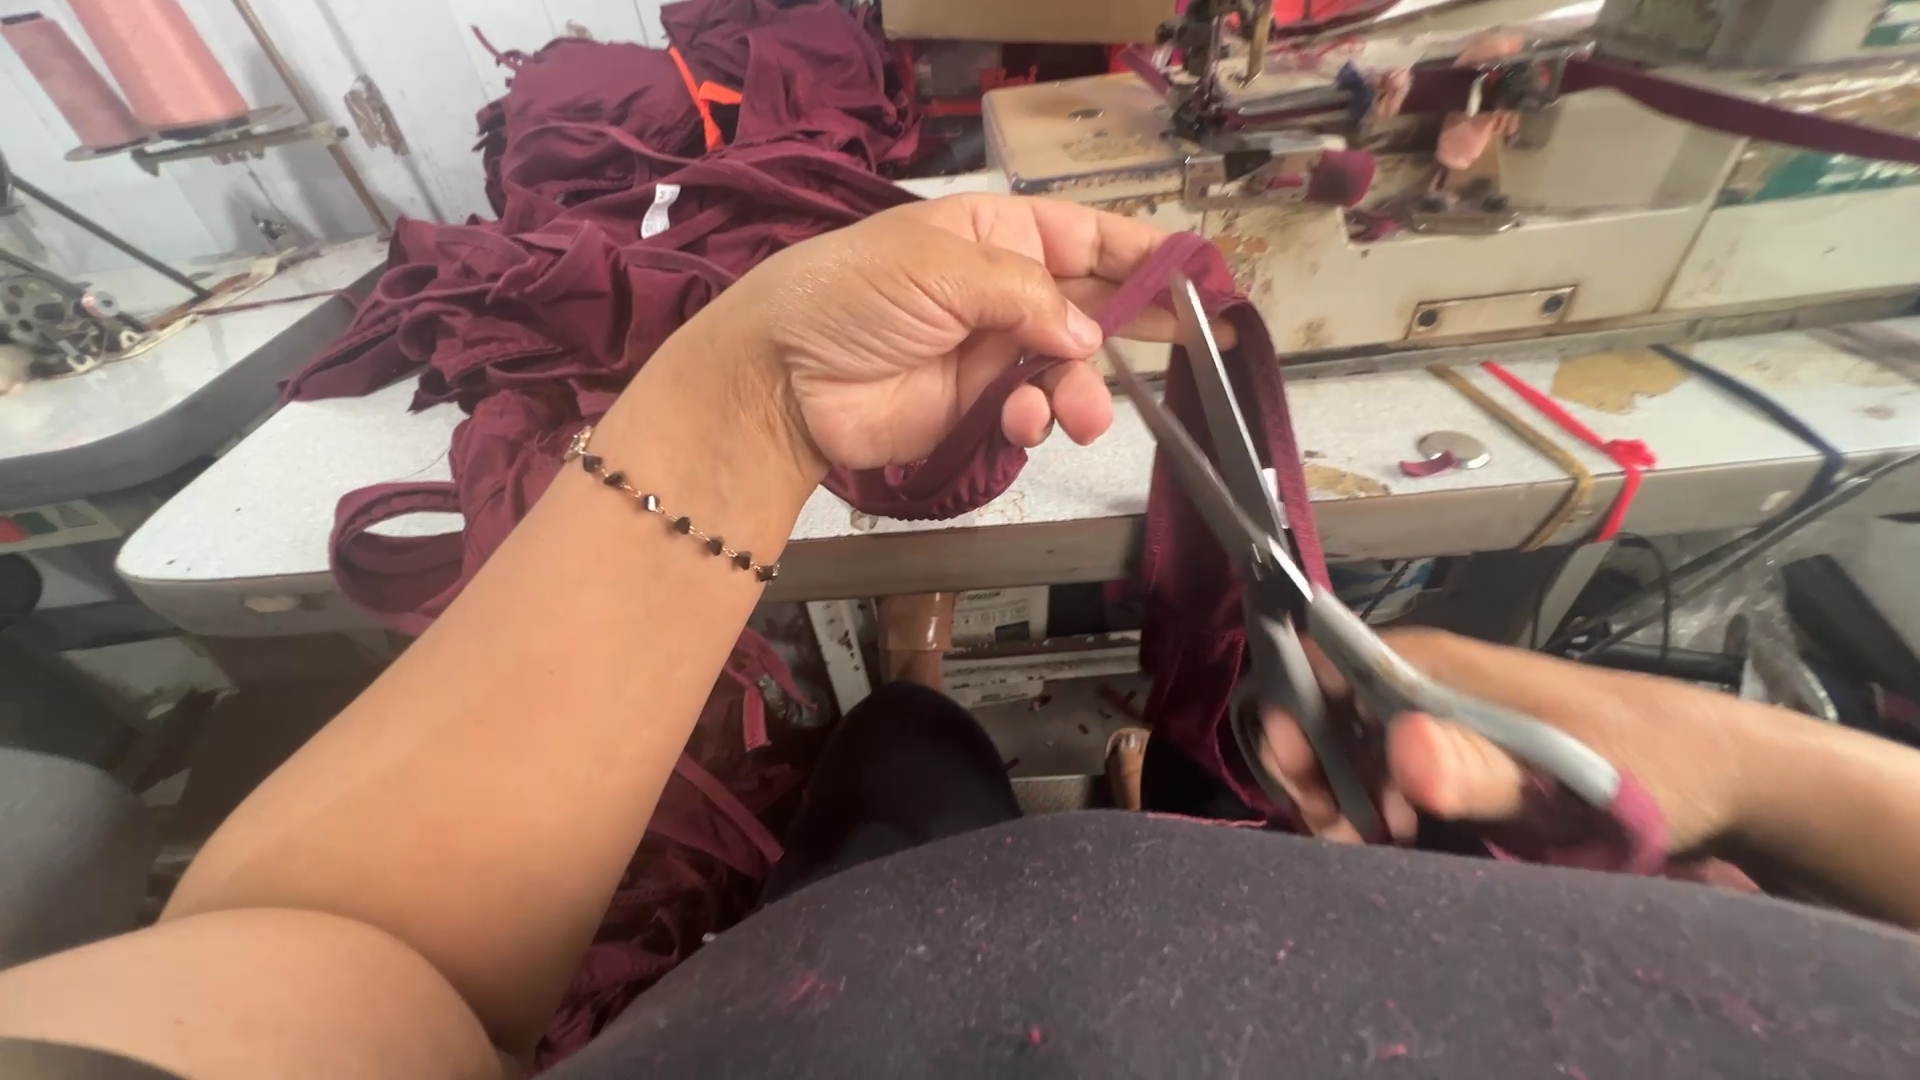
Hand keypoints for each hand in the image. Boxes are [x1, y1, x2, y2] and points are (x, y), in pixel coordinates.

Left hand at [683, 194, 1202, 477]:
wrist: (787, 378)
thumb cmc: (853, 294)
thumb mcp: (939, 266)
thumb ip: (1025, 295)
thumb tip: (1088, 337)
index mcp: (996, 236)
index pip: (1086, 238)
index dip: (1143, 256)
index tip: (1199, 275)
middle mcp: (1004, 292)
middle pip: (1090, 306)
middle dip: (1139, 325)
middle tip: (1197, 341)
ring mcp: (993, 353)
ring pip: (1068, 370)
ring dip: (1084, 392)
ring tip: (1084, 415)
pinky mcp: (978, 408)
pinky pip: (1031, 412)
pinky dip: (1036, 420)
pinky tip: (1022, 423)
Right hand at [1260, 629, 1764, 852]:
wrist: (1712, 772)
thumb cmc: (1638, 763)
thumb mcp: (1561, 776)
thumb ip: (1479, 768)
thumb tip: (1400, 751)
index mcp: (1418, 661)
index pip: (1310, 664)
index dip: (1287, 715)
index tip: (1302, 780)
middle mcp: (1406, 676)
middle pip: (1314, 705)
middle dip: (1307, 766)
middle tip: (1332, 829)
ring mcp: (1421, 710)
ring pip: (1339, 739)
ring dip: (1333, 791)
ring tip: (1364, 840)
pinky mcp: (1440, 743)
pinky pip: (1374, 763)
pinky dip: (1364, 800)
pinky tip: (1392, 835)